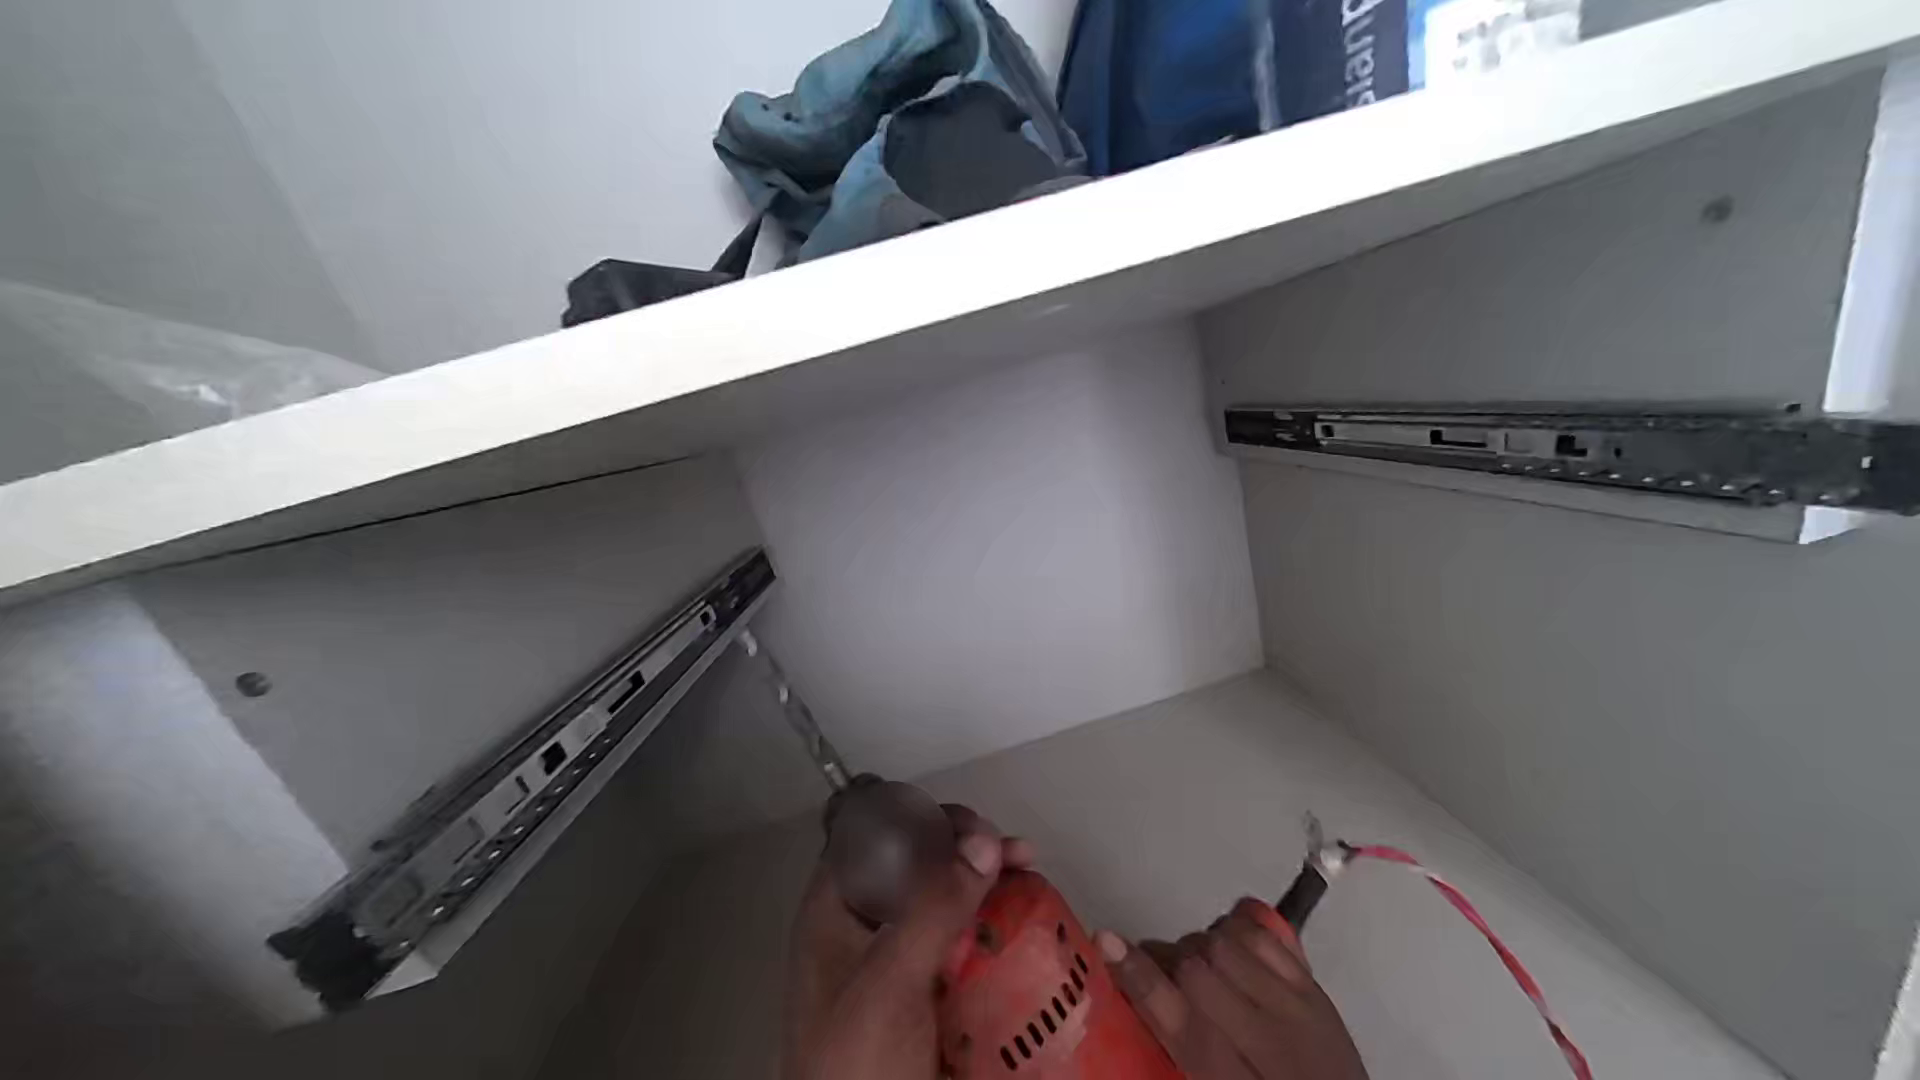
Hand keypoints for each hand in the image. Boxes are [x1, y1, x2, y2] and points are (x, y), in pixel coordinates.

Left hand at [782, 805, 1034, 1079]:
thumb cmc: (857, 1066)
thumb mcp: (889, 984)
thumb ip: (931, 910)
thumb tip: (983, 841)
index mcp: (837, 908)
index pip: (875, 832)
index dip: (920, 818)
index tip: (970, 828)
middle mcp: (866, 922)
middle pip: (915, 856)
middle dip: (964, 843)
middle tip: (1009, 849)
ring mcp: (899, 954)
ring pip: (944, 892)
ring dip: (985, 874)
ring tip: (1026, 865)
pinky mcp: (929, 986)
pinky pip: (963, 935)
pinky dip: (993, 917)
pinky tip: (1022, 910)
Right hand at [1096, 898, 1370, 1079]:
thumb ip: (1171, 1033)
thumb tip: (1126, 976)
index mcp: (1223, 1073)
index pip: (1178, 1019)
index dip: (1140, 977)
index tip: (1104, 940)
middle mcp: (1264, 1042)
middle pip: (1196, 971)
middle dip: (1168, 962)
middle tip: (1162, 976)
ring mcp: (1296, 1010)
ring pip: (1226, 944)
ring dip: (1201, 946)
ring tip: (1203, 968)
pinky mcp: (1315, 989)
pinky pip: (1266, 936)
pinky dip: (1240, 929)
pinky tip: (1234, 946)